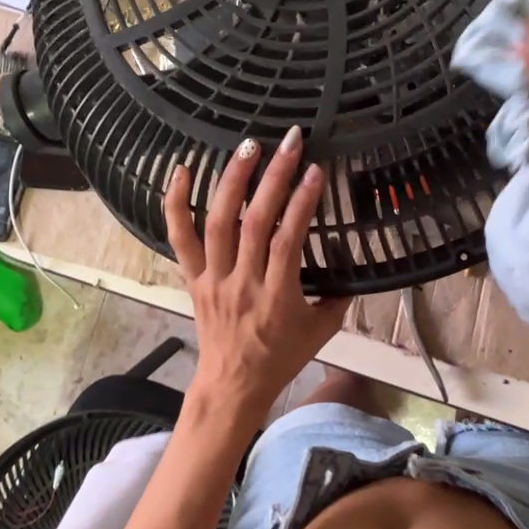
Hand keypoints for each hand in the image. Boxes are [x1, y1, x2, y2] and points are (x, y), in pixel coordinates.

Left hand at [165, 125, 348, 422]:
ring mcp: (213, 277)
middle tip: (289, 142)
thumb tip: (351, 259)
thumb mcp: (322, 330)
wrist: (233, 387)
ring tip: (249, 146)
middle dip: (273, 177)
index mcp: (277, 297)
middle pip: (254, 222)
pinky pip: (180, 238)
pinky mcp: (193, 277)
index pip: (287, 241)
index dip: (301, 203)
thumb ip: (340, 294)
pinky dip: (176, 203)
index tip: (315, 170)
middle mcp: (242, 283)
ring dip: (232, 179)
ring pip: (218, 222)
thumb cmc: (280, 358)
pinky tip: (183, 170)